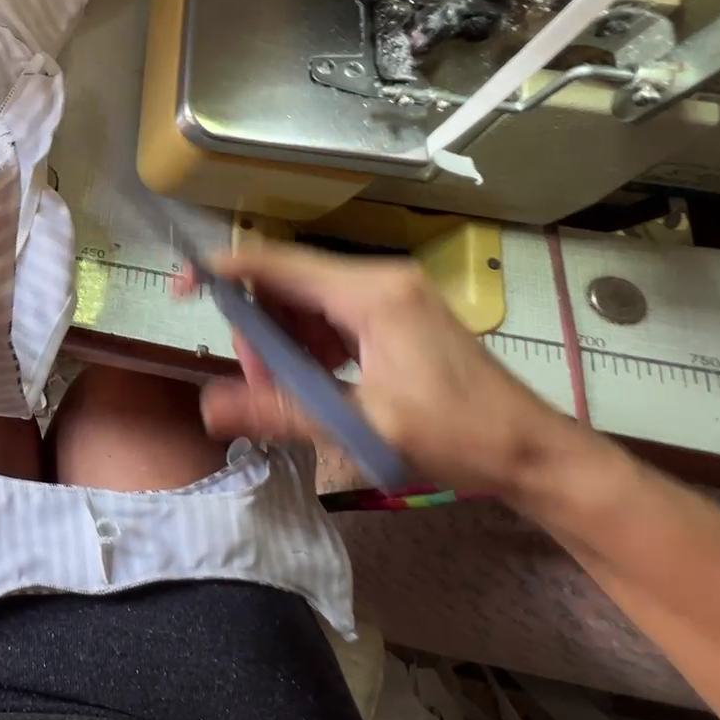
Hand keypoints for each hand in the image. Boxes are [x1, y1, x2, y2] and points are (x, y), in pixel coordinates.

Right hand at [192, 242, 601, 496]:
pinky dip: (304, 348)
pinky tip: (314, 382)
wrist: (537, 456)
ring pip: (300, 303)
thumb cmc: (460, 436)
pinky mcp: (390, 317)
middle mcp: (377, 281)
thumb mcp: (363, 426)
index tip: (181, 290)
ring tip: (287, 391)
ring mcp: (386, 297)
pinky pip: (324, 318)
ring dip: (280, 344)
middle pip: (283, 284)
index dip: (222, 271)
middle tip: (259, 382)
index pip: (276, 263)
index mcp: (372, 293)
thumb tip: (206, 408)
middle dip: (257, 330)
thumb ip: (280, 412)